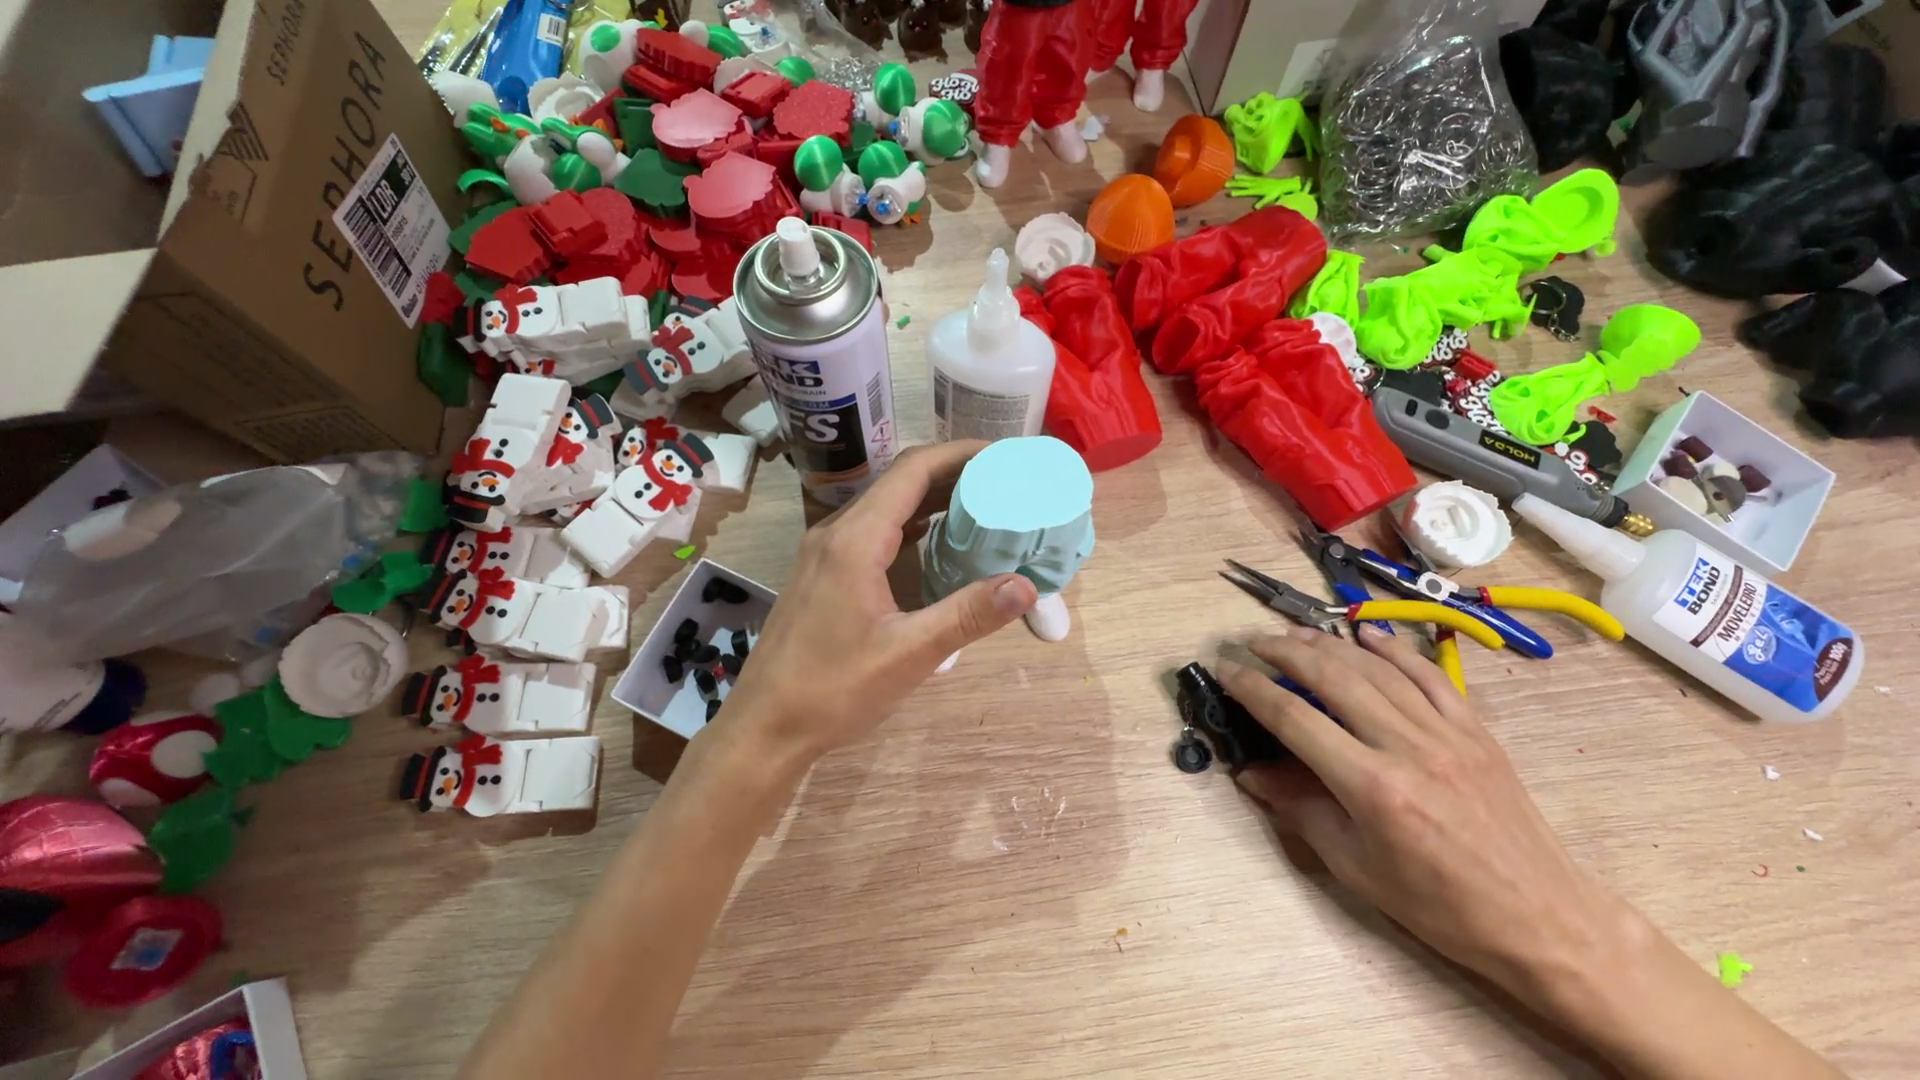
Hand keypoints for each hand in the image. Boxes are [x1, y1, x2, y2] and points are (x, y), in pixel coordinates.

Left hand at [719, 441, 1038, 762]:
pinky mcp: (823, 574)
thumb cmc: (833, 690)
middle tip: (1006, 479)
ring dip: (932, 498)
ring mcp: (824, 553)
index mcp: (855, 540)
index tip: (1005, 454)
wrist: (765, 726)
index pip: (913, 470)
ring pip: (885, 506)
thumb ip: (967, 616)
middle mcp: (836, 533)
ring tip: (984, 504)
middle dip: (954, 473)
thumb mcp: (908, 655)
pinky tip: (938, 544)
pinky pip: (873, 532)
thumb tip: (1026, 585)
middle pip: (900, 481)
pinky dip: (911, 526)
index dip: (961, 453)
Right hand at [1218, 627, 1631, 1001]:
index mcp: (1371, 787)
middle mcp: (1407, 747)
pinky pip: (1428, 675)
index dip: (1252, 688)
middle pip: (1333, 678)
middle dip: (1285, 652)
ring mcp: (1446, 732)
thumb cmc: (1438, 905)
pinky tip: (1365, 636)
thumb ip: (1300, 810)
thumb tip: (1250, 773)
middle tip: (1252, 643)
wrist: (1540, 917)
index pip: (1295, 718)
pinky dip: (1393, 650)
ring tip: (1294, 634)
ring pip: (1376, 668)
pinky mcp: (1475, 729)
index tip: (1224, 669)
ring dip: (1329, 645)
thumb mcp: (1355, 867)